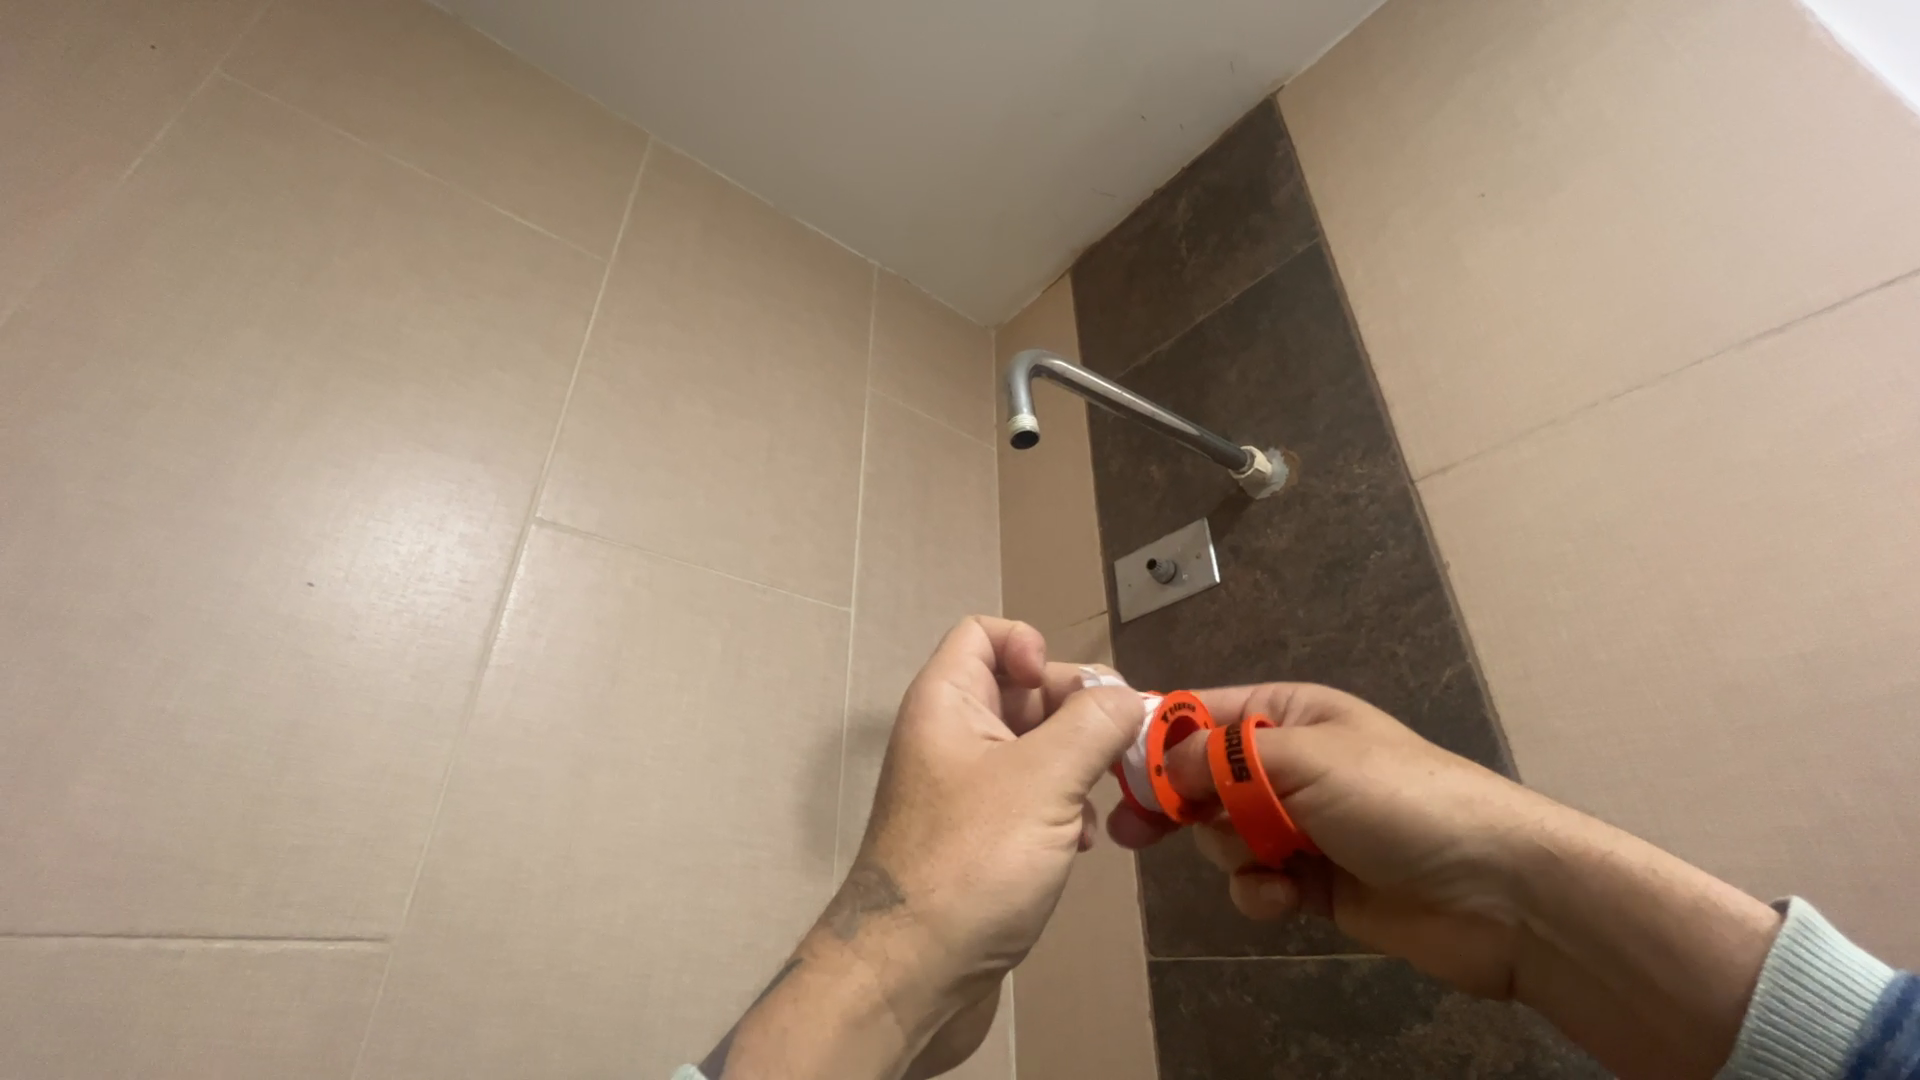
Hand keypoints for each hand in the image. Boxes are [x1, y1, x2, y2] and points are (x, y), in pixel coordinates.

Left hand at [705, 617, 1145, 1078]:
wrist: (910, 974)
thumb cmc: (971, 860)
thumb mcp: (1042, 781)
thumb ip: (1091, 725)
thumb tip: (1125, 695)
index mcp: (947, 701)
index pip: (984, 633)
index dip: (1029, 645)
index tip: (1064, 691)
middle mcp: (951, 732)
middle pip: (1021, 688)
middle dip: (1075, 712)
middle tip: (1119, 748)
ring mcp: (963, 784)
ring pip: (1033, 745)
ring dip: (1076, 764)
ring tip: (1100, 802)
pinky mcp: (979, 831)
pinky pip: (1029, 793)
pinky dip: (1060, 805)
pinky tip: (1079, 842)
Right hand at [1109, 682, 1551, 996]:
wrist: (1500, 893)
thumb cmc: (1396, 798)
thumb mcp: (1301, 759)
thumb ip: (1219, 759)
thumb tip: (1158, 769)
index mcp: (1282, 714)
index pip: (1198, 715)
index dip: (1152, 738)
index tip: (1112, 769)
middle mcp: (1283, 764)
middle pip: (1200, 778)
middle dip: (1178, 805)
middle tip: (1132, 833)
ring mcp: (1297, 823)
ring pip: (1222, 834)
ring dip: (1233, 852)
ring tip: (1270, 864)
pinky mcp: (1311, 879)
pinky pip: (1254, 880)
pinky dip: (1261, 890)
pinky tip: (1286, 898)